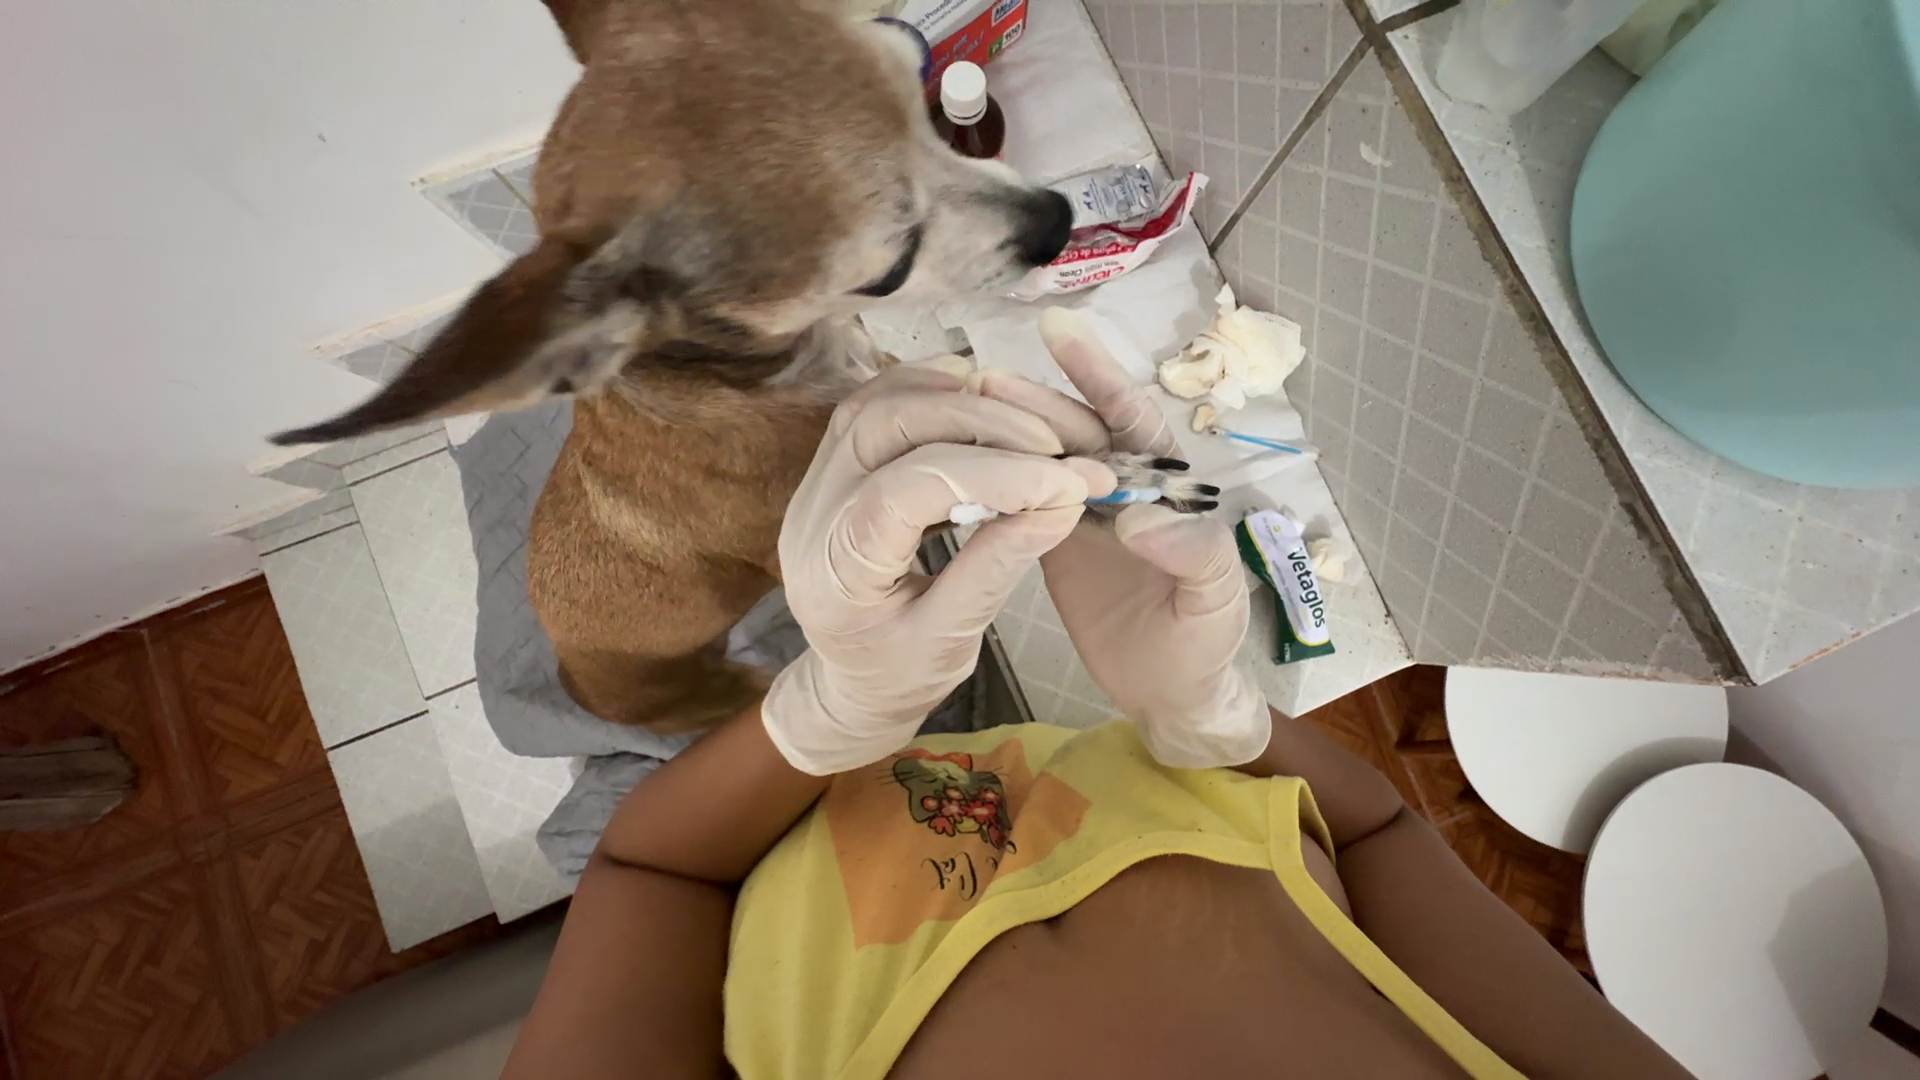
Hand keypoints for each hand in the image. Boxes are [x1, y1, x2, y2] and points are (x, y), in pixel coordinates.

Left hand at [762, 363, 1115, 774]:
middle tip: (1053, 444)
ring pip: (874, 404)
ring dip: (951, 397)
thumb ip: (999, 565)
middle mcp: (811, 513)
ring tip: (1023, 415)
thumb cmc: (898, 674)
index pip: (908, 492)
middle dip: (978, 423)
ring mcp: (814, 484)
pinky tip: (973, 395)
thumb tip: (1064, 501)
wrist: (850, 681)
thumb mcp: (952, 638)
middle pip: (885, 427)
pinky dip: (924, 391)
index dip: (994, 475)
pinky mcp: (830, 469)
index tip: (1067, 481)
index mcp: (835, 571)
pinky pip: (870, 407)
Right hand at [979, 309, 1269, 767]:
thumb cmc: (1203, 644)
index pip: (1132, 419)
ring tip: (960, 414)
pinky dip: (995, 486)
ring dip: (1007, 439)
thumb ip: (1196, 555)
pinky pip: (1022, 507)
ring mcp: (1082, 517)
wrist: (1166, 692)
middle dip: (1033, 405)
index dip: (1097, 376)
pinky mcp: (1051, 547)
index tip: (1059, 335)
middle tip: (981, 382)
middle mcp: (1121, 491)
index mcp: (1166, 490)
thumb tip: (1138, 517)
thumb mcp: (1216, 602)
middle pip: (1075, 435)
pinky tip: (960, 471)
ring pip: (1042, 466)